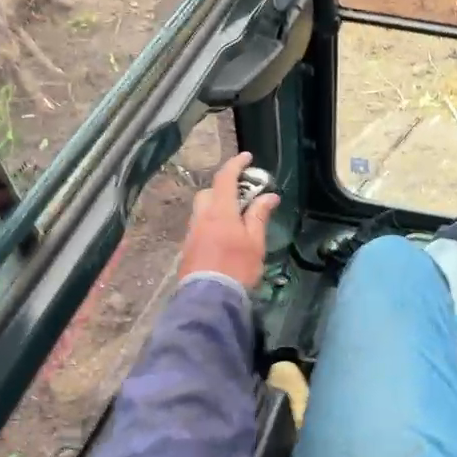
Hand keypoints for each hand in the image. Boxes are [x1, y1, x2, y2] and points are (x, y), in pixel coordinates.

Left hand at [179, 152, 278, 288]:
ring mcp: (192, 233)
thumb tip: (269, 196)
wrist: (209, 299)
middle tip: (242, 196)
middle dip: (223, 189)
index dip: (236, 164)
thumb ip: (259, 216)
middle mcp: (201, 217)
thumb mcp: (255, 242)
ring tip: (235, 220)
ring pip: (202, 210)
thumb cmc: (237, 268)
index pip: (225, 178)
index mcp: (219, 211)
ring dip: (217, 207)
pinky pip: (199, 227)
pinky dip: (211, 223)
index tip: (247, 157)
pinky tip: (223, 238)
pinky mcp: (188, 249)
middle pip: (209, 193)